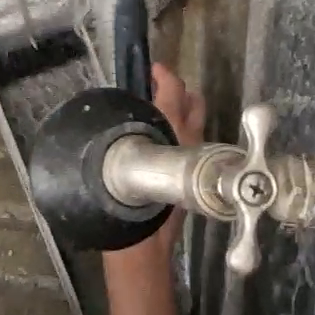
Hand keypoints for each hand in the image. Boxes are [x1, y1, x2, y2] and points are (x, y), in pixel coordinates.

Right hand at [105, 64, 203, 273]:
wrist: (145, 245)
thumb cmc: (131, 206)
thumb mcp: (119, 166)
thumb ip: (123, 141)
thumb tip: (118, 122)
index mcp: (172, 132)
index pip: (174, 93)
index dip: (165, 76)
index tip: (155, 69)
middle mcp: (188, 140)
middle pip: (193, 104)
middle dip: (181, 92)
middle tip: (160, 88)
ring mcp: (194, 158)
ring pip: (195, 123)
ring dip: (182, 113)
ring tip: (158, 112)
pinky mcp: (191, 176)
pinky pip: (190, 143)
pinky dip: (179, 134)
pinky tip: (160, 142)